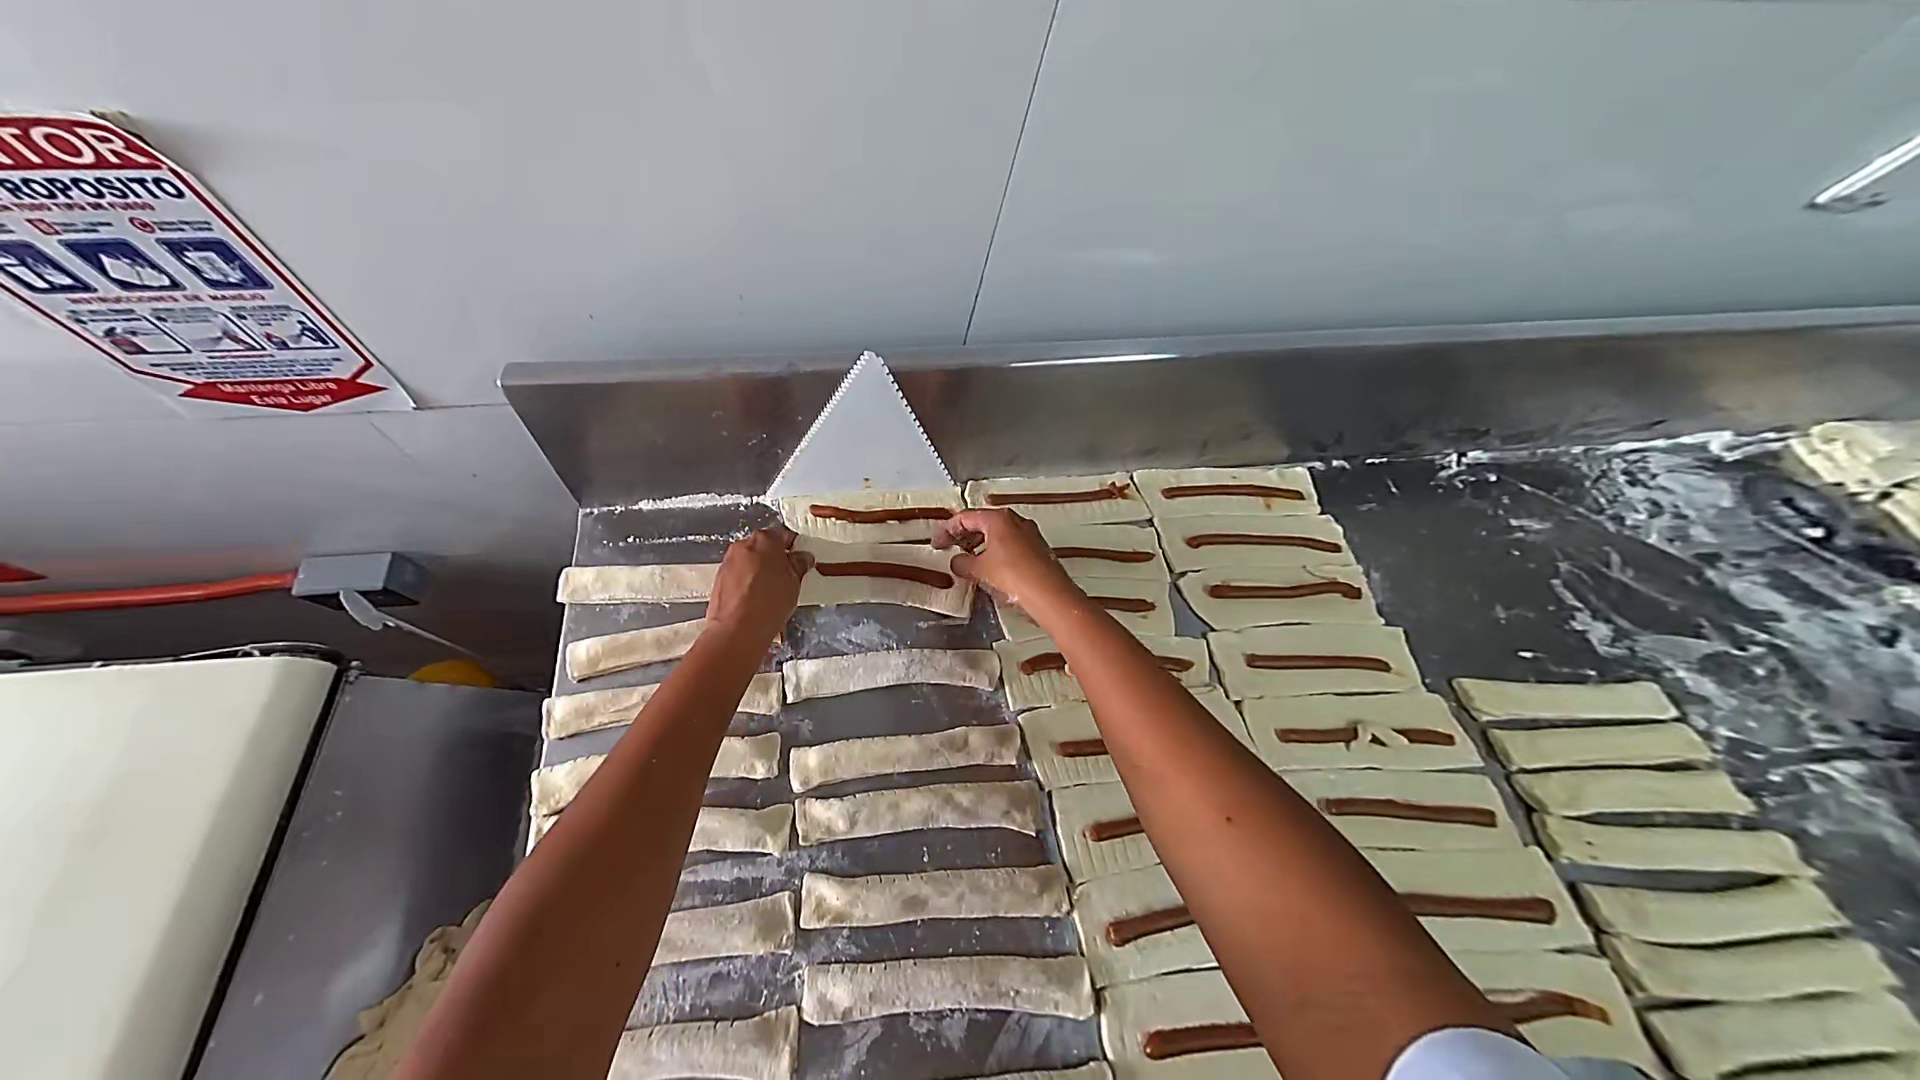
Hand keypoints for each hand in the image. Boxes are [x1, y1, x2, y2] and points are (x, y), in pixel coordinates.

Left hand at [706, 526, 811, 645]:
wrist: (737, 630)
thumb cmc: (768, 604)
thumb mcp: (795, 582)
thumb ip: (799, 564)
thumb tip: (802, 558)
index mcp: (765, 540)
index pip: (784, 534)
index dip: (795, 546)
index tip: (801, 557)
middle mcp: (744, 546)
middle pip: (764, 546)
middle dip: (776, 558)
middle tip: (789, 575)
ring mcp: (729, 562)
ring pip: (750, 560)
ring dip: (761, 570)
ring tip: (773, 591)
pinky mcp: (719, 579)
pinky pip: (739, 575)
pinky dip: (748, 582)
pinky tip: (758, 599)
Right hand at [930, 508, 1078, 610]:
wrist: (1049, 594)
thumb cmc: (1014, 576)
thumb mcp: (979, 570)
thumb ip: (962, 563)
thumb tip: (957, 562)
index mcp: (999, 518)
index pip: (965, 517)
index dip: (947, 530)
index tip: (938, 542)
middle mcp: (1016, 521)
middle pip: (983, 523)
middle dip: (964, 536)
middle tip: (951, 548)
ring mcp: (1029, 534)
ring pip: (998, 534)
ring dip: (980, 545)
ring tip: (969, 561)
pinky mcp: (1038, 550)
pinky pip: (1010, 546)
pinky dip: (996, 553)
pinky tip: (991, 569)